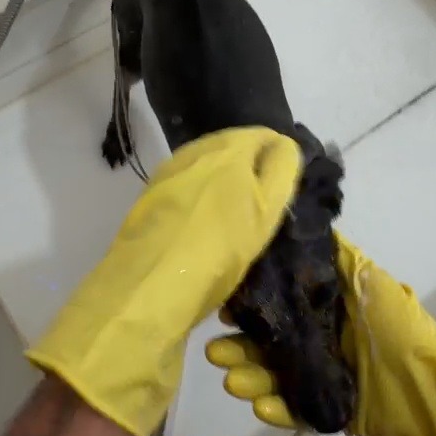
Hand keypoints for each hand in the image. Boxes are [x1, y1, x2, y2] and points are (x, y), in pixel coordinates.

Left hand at [26, 127, 301, 435]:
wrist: (143, 299)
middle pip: (234, 153)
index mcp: (223, 149)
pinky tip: (212, 242)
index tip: (292, 190)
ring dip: (229, 195)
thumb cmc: (214, 252)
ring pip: (210, 178)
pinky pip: (189, 202)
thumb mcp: (262, 211)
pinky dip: (205, 214)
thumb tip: (283, 144)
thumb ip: (279, 171)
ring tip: (245, 230)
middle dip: (254, 175)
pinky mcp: (150, 211)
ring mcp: (166, 182)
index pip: (262, 137)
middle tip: (273, 212)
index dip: (281, 158)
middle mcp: (191, 156)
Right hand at [206, 234, 435, 435]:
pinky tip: (259, 405)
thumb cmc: (402, 331)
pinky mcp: (332, 410)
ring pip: (280, 377)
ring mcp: (326, 377)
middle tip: (214, 350)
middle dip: (243, 347)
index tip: (226, 307)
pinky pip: (298, 410)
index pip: (283, 307)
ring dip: (253, 377)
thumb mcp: (372, 282)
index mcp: (330, 310)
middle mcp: (323, 341)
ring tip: (230, 379)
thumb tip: (306, 225)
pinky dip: (278, 409)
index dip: (255, 307)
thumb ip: (340, 258)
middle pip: (274, 343)